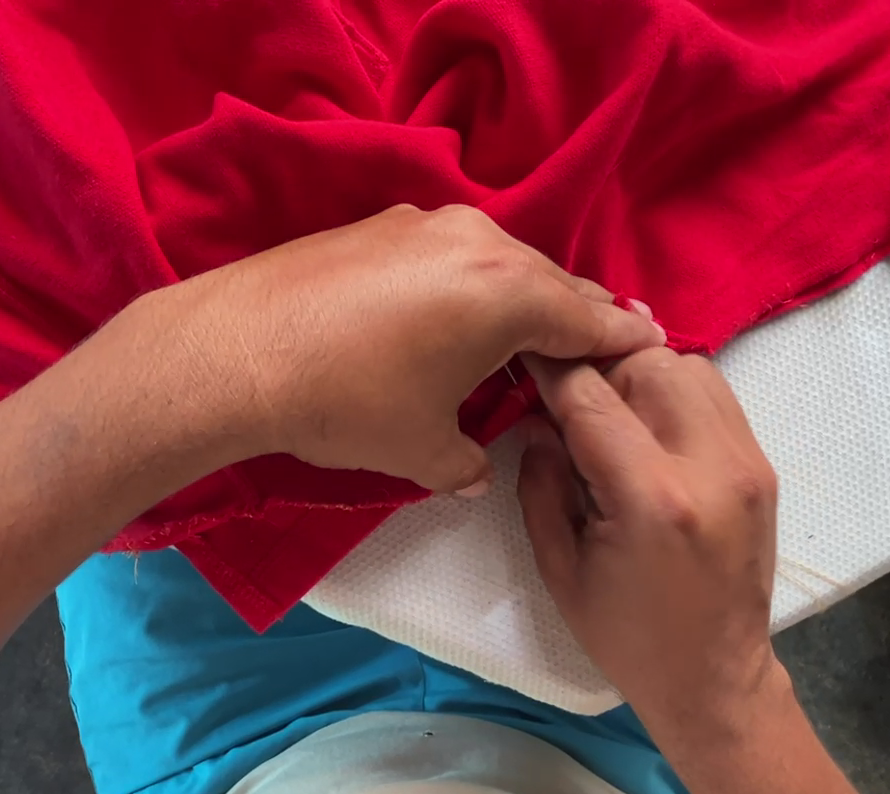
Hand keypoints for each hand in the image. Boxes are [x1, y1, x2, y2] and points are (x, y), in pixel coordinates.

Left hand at [117, 205, 664, 492]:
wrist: (238, 352)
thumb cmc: (347, 405)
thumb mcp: (420, 450)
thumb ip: (465, 463)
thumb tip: (476, 473)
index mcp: (508, 293)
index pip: (587, 319)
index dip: (621, 341)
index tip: (650, 348)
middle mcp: (477, 241)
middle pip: (548, 282)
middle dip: (573, 318)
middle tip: (596, 346)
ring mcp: (424, 224)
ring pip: (497, 263)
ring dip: (518, 300)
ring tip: (527, 335)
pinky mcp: (380, 225)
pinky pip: (449, 255)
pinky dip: (467, 286)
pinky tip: (451, 316)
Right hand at [519, 349, 783, 746]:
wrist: (713, 676)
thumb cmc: (624, 635)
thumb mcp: (559, 566)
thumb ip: (541, 483)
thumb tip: (537, 420)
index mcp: (651, 498)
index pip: (591, 398)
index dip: (550, 371)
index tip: (522, 356)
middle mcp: (710, 465)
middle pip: (646, 364)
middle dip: (597, 372)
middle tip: (567, 407)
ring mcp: (747, 462)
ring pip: (688, 367)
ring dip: (637, 378)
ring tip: (609, 418)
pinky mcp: (762, 466)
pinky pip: (714, 395)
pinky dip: (672, 395)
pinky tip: (645, 430)